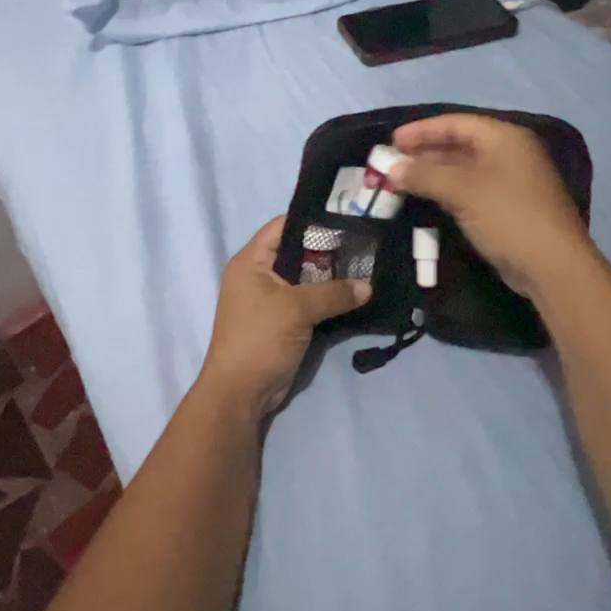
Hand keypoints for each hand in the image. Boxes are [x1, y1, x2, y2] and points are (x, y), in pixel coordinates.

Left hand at [197, 217, 371, 415]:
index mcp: (251, 261)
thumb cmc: (260, 338)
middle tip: (366, 243)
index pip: (282, 226)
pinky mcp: (284, 321)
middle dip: (330, 249)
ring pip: (306, 278)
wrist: (242, 392)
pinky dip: (328, 297)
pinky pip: (309, 300)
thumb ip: (333, 293)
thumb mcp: (296, 309)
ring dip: (332, 276)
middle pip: (297, 251)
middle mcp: (259, 275)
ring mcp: (271, 299)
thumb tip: (368, 286)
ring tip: (368, 265)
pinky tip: (356, 293)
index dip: (312, 220)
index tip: (347, 218)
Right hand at [388, 114, 604, 309]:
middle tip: (391, 163)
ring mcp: (510, 181)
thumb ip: (423, 175)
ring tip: (400, 181)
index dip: (421, 130)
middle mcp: (509, 153)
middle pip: (459, 144)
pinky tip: (425, 198)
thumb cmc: (508, 216)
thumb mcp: (462, 191)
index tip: (391, 141)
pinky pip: (469, 189)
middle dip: (423, 153)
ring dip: (432, 173)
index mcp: (504, 138)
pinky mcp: (507, 206)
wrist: (552, 266)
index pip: (455, 123)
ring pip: (462, 169)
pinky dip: (445, 190)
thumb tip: (390, 169)